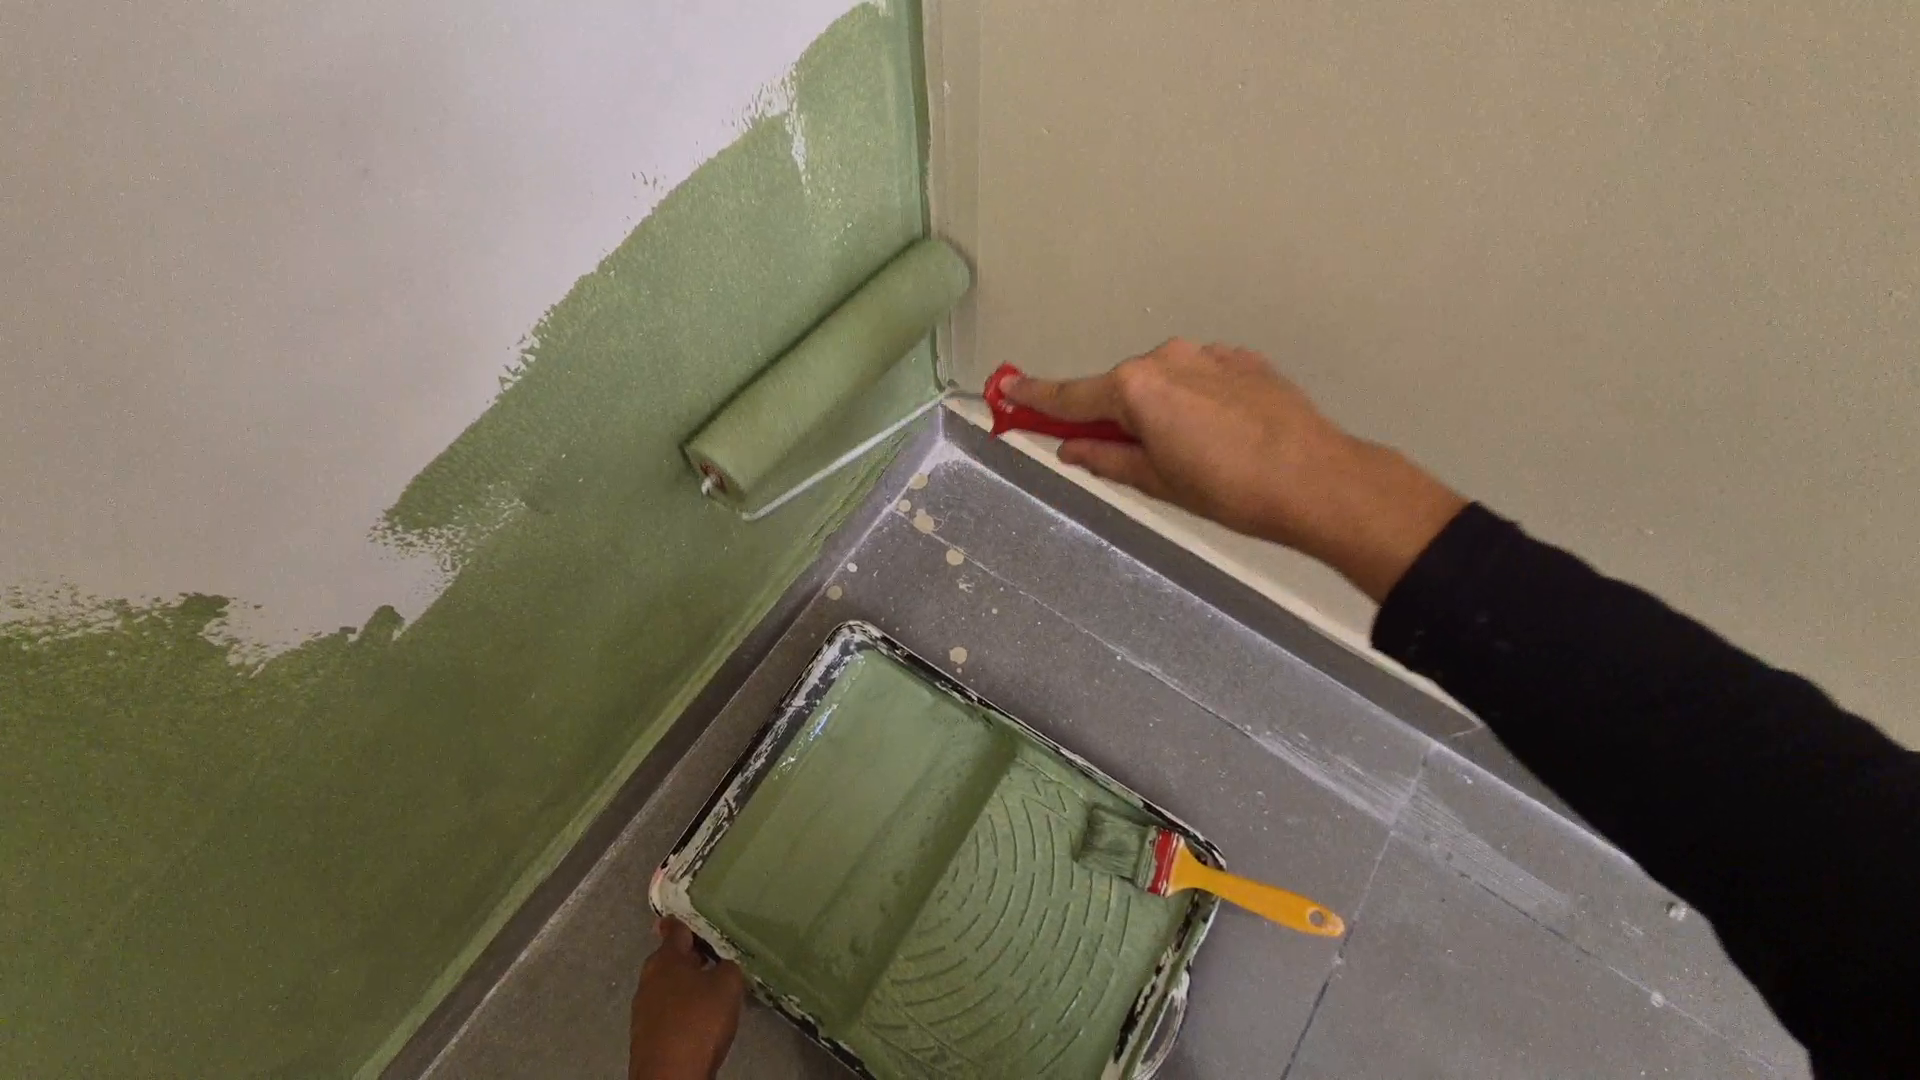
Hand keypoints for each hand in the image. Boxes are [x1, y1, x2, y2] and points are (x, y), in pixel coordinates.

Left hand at [630, 918, 745, 1079]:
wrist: (670, 1078)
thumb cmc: (699, 1021)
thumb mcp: (728, 984)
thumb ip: (727, 965)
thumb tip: (721, 964)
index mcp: (665, 959)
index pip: (675, 928)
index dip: (687, 920)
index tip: (696, 911)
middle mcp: (648, 979)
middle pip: (671, 957)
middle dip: (691, 955)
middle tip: (716, 954)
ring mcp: (642, 1009)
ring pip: (668, 984)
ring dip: (686, 983)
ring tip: (712, 987)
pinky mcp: (645, 1035)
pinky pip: (667, 1009)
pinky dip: (681, 1007)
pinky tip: (700, 1016)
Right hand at [1001, 339, 1466, 600]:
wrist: (1317, 479)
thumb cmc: (1230, 489)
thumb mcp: (1156, 482)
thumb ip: (1105, 457)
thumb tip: (1072, 447)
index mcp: (1136, 388)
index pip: (1070, 395)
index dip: (1034, 398)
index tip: (1006, 391)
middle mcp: (1166, 358)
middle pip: (1117, 387)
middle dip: (1108, 415)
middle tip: (1111, 452)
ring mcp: (1208, 355)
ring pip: (1159, 381)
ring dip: (1153, 409)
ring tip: (1183, 453)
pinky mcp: (1242, 361)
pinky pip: (1196, 377)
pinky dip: (1190, 400)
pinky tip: (1213, 433)